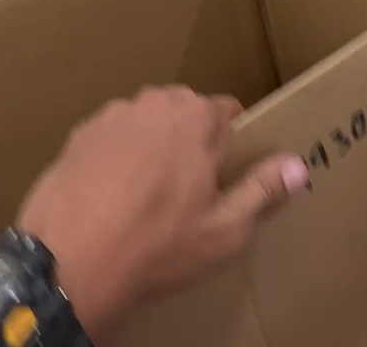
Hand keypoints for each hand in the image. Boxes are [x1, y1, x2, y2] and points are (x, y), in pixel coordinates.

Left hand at [16, 86, 308, 336]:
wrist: (68, 264)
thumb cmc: (154, 248)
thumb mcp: (222, 230)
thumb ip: (263, 190)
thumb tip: (299, 165)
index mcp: (197, 117)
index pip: (228, 111)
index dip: (228, 142)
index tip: (222, 173)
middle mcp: (156, 101)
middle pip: (186, 113)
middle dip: (190, 141)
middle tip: (186, 189)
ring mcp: (114, 113)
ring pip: (148, 122)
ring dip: (152, 145)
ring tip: (146, 195)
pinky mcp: (81, 131)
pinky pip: (113, 135)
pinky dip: (117, 155)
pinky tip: (113, 193)